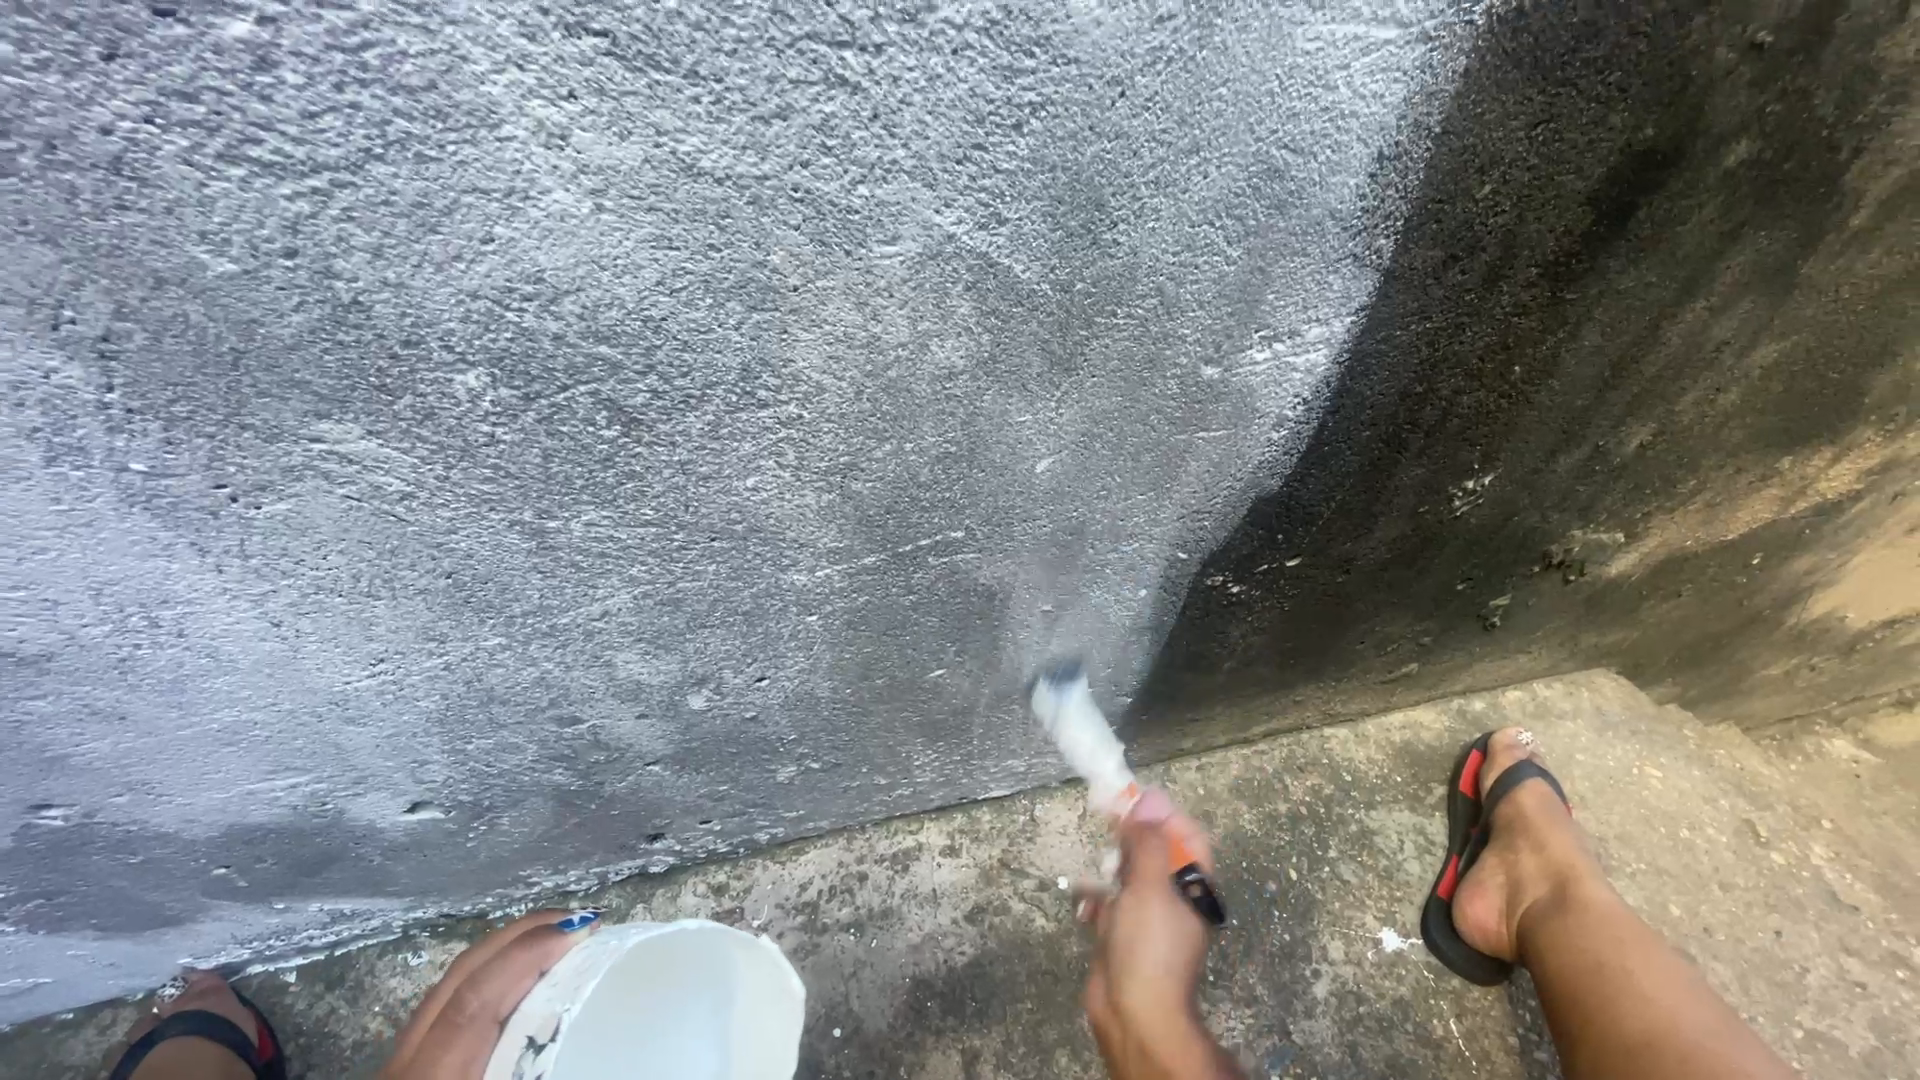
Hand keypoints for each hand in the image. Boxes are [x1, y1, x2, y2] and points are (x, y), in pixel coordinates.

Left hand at [382, 909, 600, 1079]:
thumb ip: (540, 1067)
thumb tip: (600, 1038)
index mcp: (433, 1076)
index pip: (476, 998)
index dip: (529, 954)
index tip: (583, 930)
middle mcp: (408, 1060)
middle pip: (464, 970)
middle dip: (525, 932)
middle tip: (583, 918)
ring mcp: (403, 1059)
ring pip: (455, 979)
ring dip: (510, 946)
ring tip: (562, 934)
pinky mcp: (409, 1063)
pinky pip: (453, 998)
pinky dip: (493, 971)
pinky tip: (524, 974)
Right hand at [1078, 789, 1242, 1079]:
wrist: (1133, 1013)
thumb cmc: (1149, 945)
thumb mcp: (1150, 885)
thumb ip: (1148, 841)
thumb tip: (1147, 799)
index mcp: (1192, 885)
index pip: (1187, 835)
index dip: (1162, 813)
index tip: (1130, 799)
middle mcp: (1173, 897)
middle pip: (1153, 851)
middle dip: (1128, 838)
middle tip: (1102, 818)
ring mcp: (1146, 917)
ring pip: (1126, 875)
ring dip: (1107, 870)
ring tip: (1095, 875)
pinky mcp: (1121, 934)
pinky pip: (1108, 903)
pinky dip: (1095, 901)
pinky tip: (1085, 909)